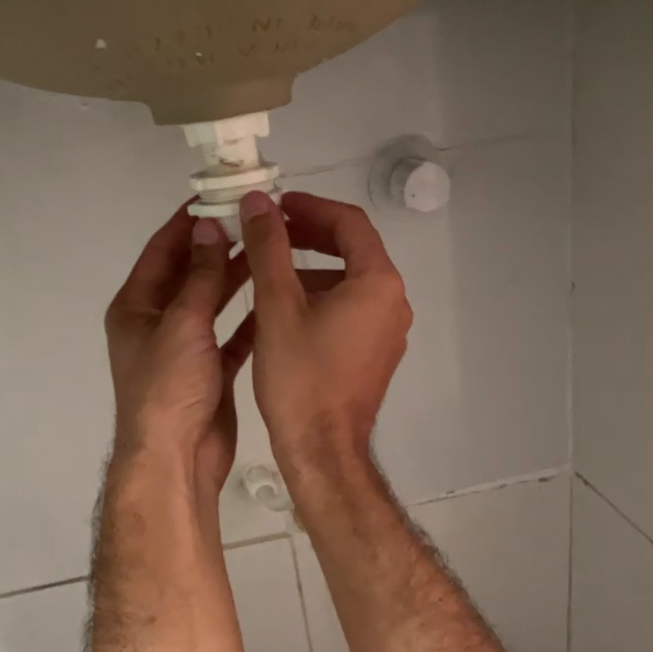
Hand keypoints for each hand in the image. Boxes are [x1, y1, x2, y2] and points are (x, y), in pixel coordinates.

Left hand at [104, 204, 254, 499]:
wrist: (176, 456)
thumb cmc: (169, 386)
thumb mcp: (182, 323)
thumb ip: (199, 275)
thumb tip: (207, 225)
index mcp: (136, 306)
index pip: (162, 250)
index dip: (190, 221)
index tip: (223, 194)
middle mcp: (157, 322)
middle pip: (190, 274)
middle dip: (219, 247)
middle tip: (257, 219)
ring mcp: (184, 349)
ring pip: (213, 303)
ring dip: (237, 278)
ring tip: (272, 250)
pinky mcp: (210, 371)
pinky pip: (231, 335)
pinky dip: (249, 318)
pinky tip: (276, 298)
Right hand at [240, 190, 410, 475]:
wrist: (321, 449)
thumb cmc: (300, 376)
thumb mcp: (277, 306)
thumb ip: (270, 248)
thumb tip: (258, 202)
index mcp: (378, 283)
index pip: (350, 222)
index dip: (310, 207)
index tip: (275, 206)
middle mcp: (393, 302)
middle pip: (354, 250)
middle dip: (310, 236)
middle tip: (268, 232)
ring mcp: (388, 331)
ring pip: (349, 282)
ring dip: (311, 268)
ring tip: (267, 272)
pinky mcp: (375, 354)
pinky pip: (350, 310)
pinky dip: (320, 298)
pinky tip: (284, 310)